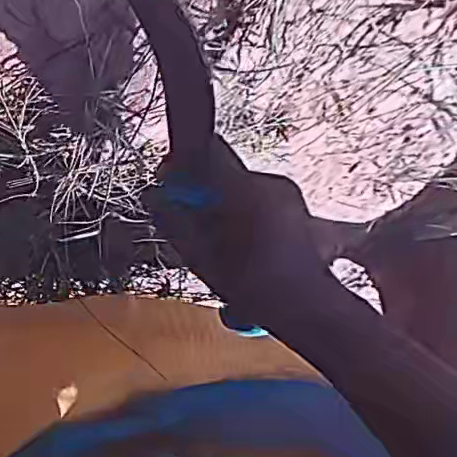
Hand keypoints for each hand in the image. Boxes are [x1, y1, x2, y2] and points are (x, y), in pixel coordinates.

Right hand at [149, 138, 347, 318]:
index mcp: (246, 189)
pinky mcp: (296, 207)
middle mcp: (272, 183)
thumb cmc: (251, 282)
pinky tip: (231, 238)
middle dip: (197, 188)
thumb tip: (155, 196)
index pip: (207, 152)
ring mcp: (288, 194)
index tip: (166, 180)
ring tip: (208, 233)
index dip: (179, 164)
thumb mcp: (196, 250)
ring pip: (237, 185)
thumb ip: (172, 216)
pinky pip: (255, 198)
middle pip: (220, 169)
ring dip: (217, 202)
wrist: (301, 305)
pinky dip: (237, 210)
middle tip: (181, 214)